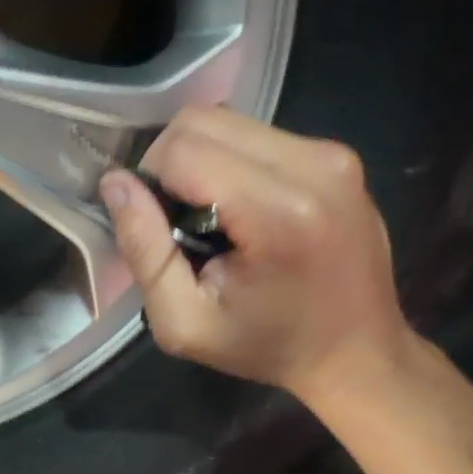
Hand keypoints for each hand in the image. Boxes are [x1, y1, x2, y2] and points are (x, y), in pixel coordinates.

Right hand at [99, 107, 412, 402]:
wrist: (357, 353)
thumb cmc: (266, 346)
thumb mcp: (184, 322)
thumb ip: (144, 251)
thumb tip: (115, 182)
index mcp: (279, 213)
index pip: (180, 150)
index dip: (150, 182)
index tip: (161, 230)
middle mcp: (312, 166)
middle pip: (201, 121)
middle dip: (171, 164)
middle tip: (180, 221)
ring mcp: (331, 155)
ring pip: (227, 120)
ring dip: (201, 161)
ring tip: (213, 216)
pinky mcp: (337, 154)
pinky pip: (256, 133)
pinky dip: (231, 162)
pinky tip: (243, 209)